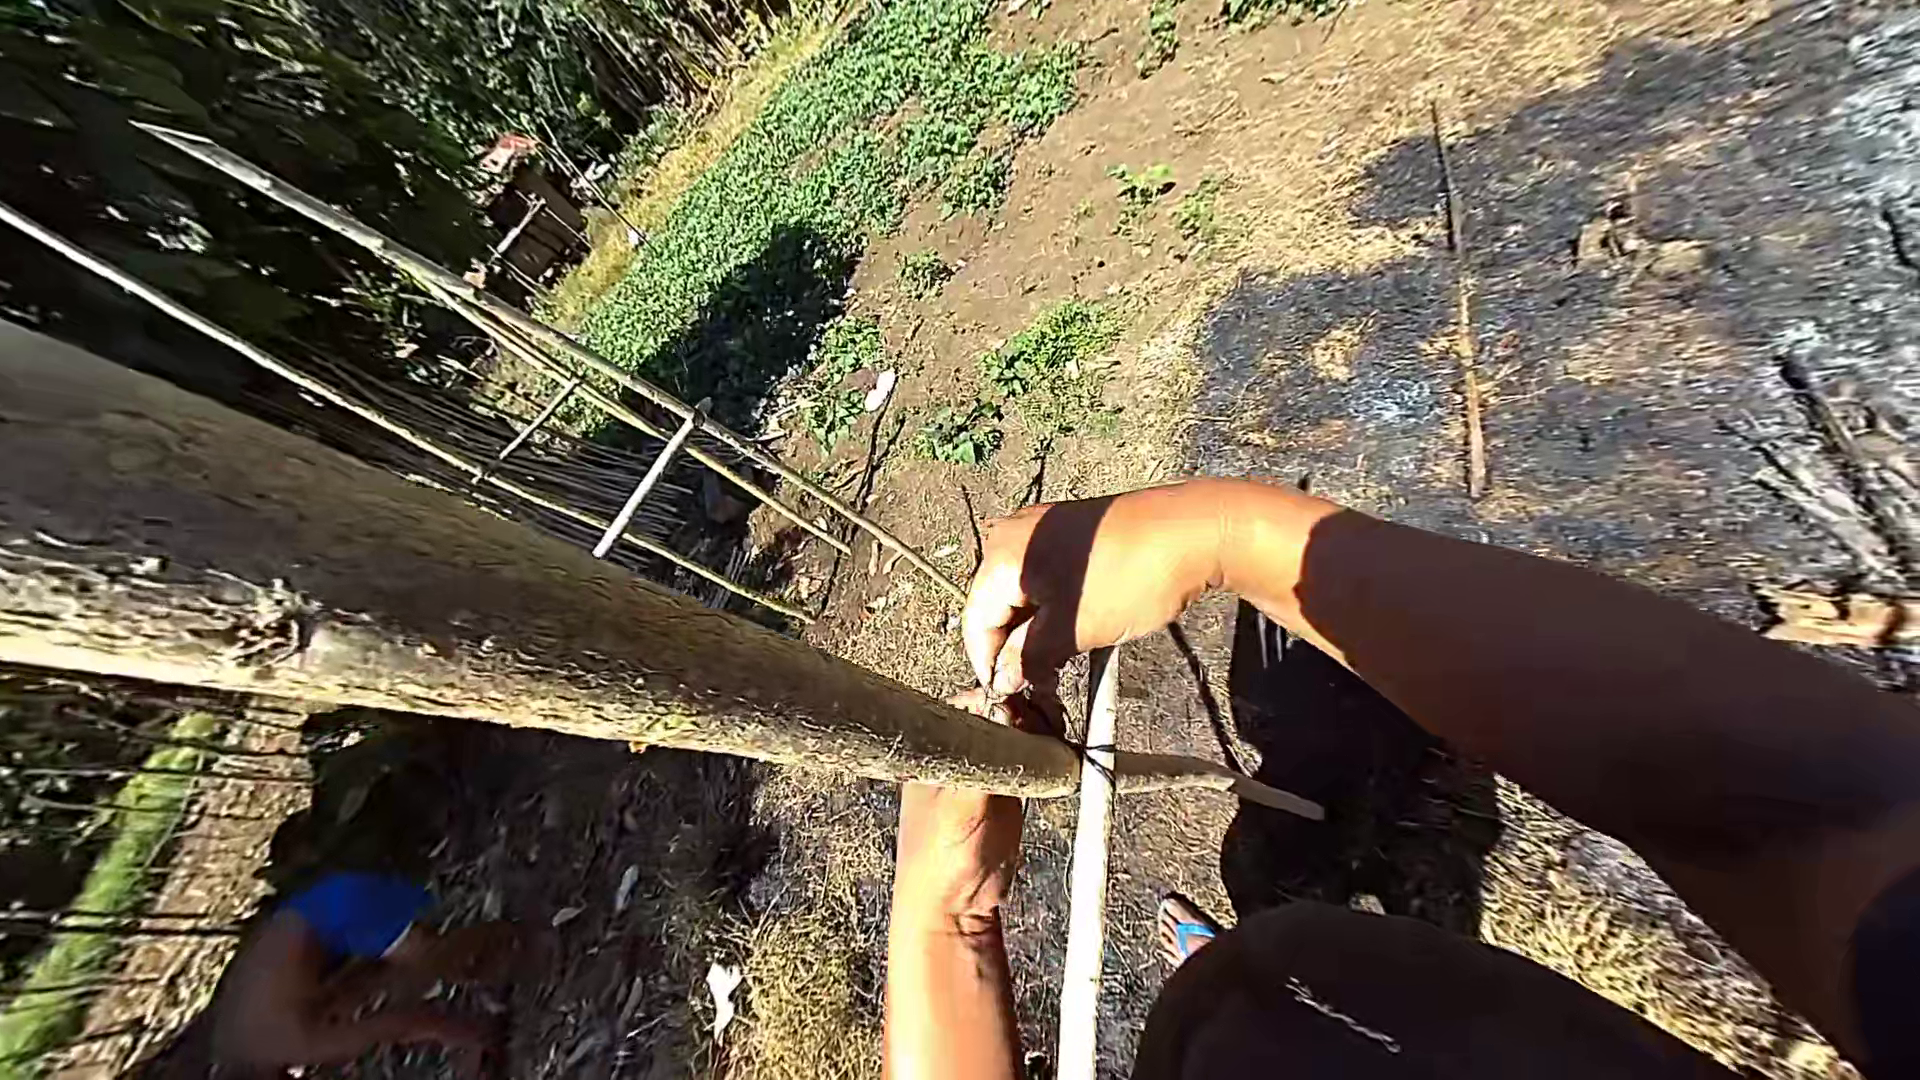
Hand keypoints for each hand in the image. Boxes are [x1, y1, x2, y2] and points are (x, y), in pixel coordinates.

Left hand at [892, 690, 1043, 935]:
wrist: (956, 910)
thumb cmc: (941, 858)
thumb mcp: (960, 806)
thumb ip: (985, 760)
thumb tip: (1006, 709)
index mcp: (934, 740)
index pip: (973, 698)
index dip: (1002, 695)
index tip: (1027, 704)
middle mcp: (960, 744)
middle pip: (1002, 708)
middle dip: (1029, 712)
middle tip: (1050, 724)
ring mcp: (986, 762)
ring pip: (1021, 728)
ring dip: (1042, 730)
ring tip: (1057, 739)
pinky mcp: (1010, 782)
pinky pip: (1032, 754)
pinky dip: (1048, 751)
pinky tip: (1061, 753)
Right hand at [961, 481, 1237, 694]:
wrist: (1192, 531)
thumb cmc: (1130, 577)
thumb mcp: (1072, 630)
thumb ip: (1026, 658)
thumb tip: (1003, 679)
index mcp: (1003, 555)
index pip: (975, 620)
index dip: (987, 664)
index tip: (1005, 694)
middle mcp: (1013, 534)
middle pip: (995, 604)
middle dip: (1012, 647)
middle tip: (1034, 684)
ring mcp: (1041, 528)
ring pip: (1021, 592)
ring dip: (1033, 631)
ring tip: (1055, 663)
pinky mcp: (1067, 530)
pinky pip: (1043, 576)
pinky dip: (1051, 607)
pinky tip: (1069, 630)